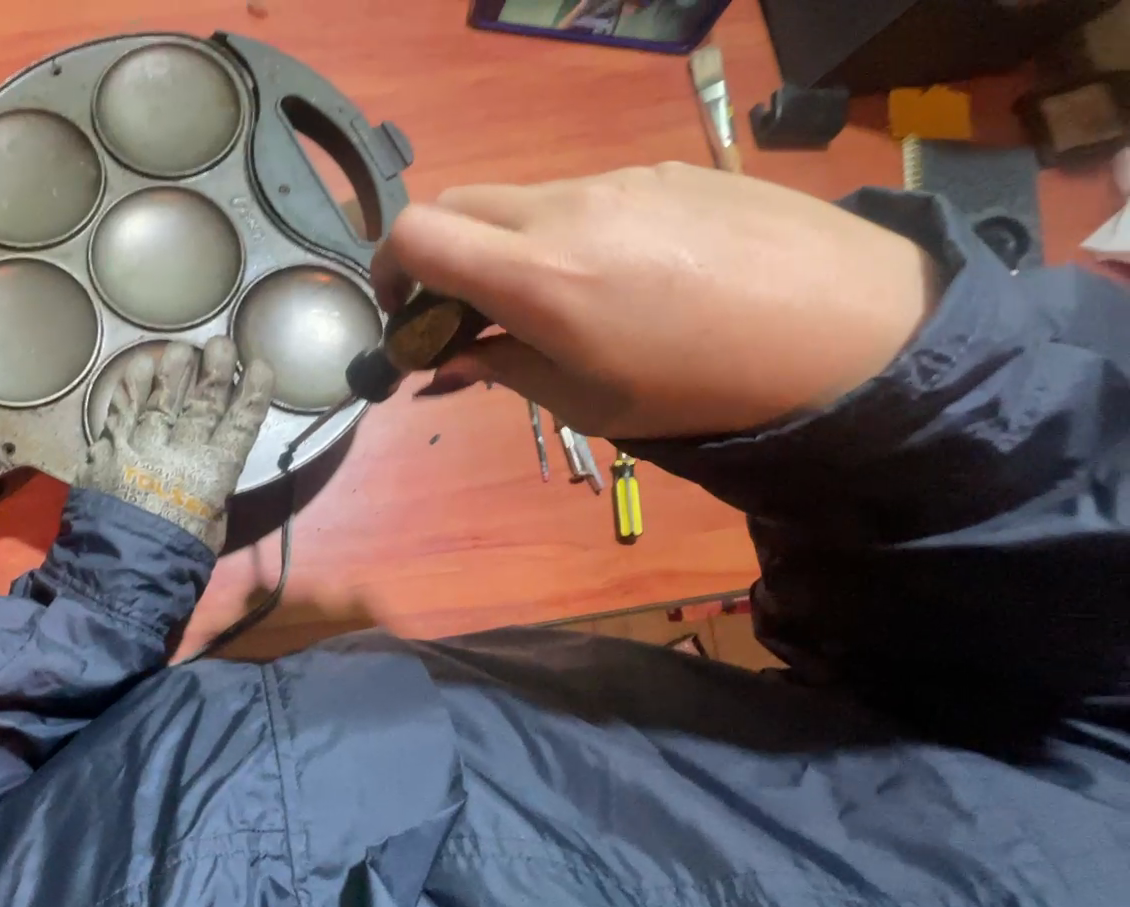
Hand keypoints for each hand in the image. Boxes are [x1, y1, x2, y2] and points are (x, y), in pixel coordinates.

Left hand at [77, 338, 273, 551]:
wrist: (119, 571)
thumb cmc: (176, 560)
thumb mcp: (212, 531)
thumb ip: (213, 496)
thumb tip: (210, 477)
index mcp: (214, 474)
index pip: (241, 425)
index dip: (253, 393)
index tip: (259, 366)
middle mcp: (181, 451)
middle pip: (202, 403)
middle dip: (214, 371)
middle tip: (220, 344)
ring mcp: (141, 445)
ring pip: (161, 398)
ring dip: (173, 370)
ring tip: (180, 349)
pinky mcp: (108, 450)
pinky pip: (122, 409)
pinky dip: (130, 386)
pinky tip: (139, 366)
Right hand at [371, 163, 940, 438]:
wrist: (853, 330)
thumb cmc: (698, 388)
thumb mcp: (582, 400)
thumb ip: (500, 366)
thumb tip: (447, 355)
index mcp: (535, 275)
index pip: (415, 233)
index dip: (387, 268)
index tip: (404, 310)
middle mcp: (564, 210)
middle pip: (454, 203)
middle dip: (436, 255)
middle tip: (463, 309)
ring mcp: (617, 181)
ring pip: (518, 199)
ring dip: (502, 245)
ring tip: (553, 299)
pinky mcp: (663, 171)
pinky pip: (582, 194)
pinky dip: (562, 231)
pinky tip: (620, 273)